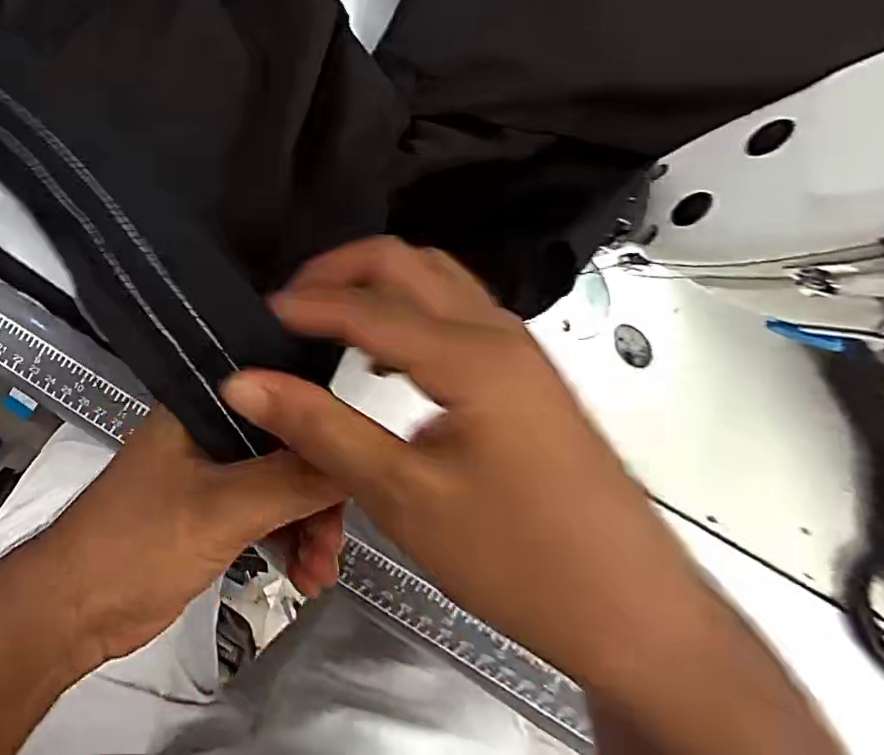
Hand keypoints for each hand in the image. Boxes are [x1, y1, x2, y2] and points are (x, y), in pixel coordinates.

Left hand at [30, 406, 345, 665]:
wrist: (79, 604)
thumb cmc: (132, 543)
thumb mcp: (220, 509)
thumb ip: (289, 481)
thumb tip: (353, 461)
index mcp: (196, 408)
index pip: (275, 400)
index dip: (319, 429)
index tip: (357, 467)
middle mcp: (202, 432)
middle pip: (283, 447)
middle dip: (317, 493)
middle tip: (334, 539)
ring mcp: (206, 474)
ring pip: (278, 485)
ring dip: (307, 525)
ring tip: (318, 571)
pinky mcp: (208, 512)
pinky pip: (264, 514)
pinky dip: (288, 541)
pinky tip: (302, 573)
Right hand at [220, 237, 719, 693]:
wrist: (641, 623)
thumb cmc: (522, 562)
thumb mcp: (401, 496)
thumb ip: (317, 427)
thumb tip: (242, 382)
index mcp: (472, 359)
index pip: (364, 306)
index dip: (300, 306)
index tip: (253, 320)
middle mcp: (498, 336)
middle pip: (402, 260)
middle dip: (333, 272)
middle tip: (286, 308)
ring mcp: (517, 351)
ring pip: (431, 276)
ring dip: (369, 284)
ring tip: (320, 320)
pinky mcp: (522, 375)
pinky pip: (450, 308)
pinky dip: (400, 307)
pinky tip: (376, 354)